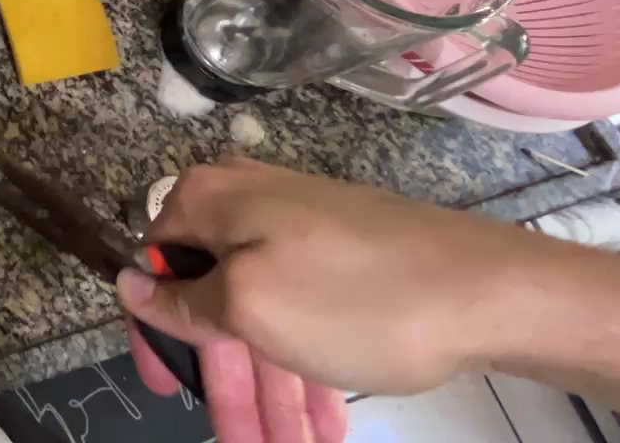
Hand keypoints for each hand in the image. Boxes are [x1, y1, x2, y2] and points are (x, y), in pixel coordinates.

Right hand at [118, 158, 557, 440]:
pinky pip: (299, 306)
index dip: (154, 328)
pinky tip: (326, 422)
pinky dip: (304, 361)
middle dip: (226, 378)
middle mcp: (240, 201)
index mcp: (205, 200)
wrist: (492, 289)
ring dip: (270, 384)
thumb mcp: (250, 308)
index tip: (163, 386)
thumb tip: (127, 280)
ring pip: (261, 309)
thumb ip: (181, 300)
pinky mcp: (335, 248)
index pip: (154, 263)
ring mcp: (291, 224)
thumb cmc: (351, 299)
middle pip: (212, 297)